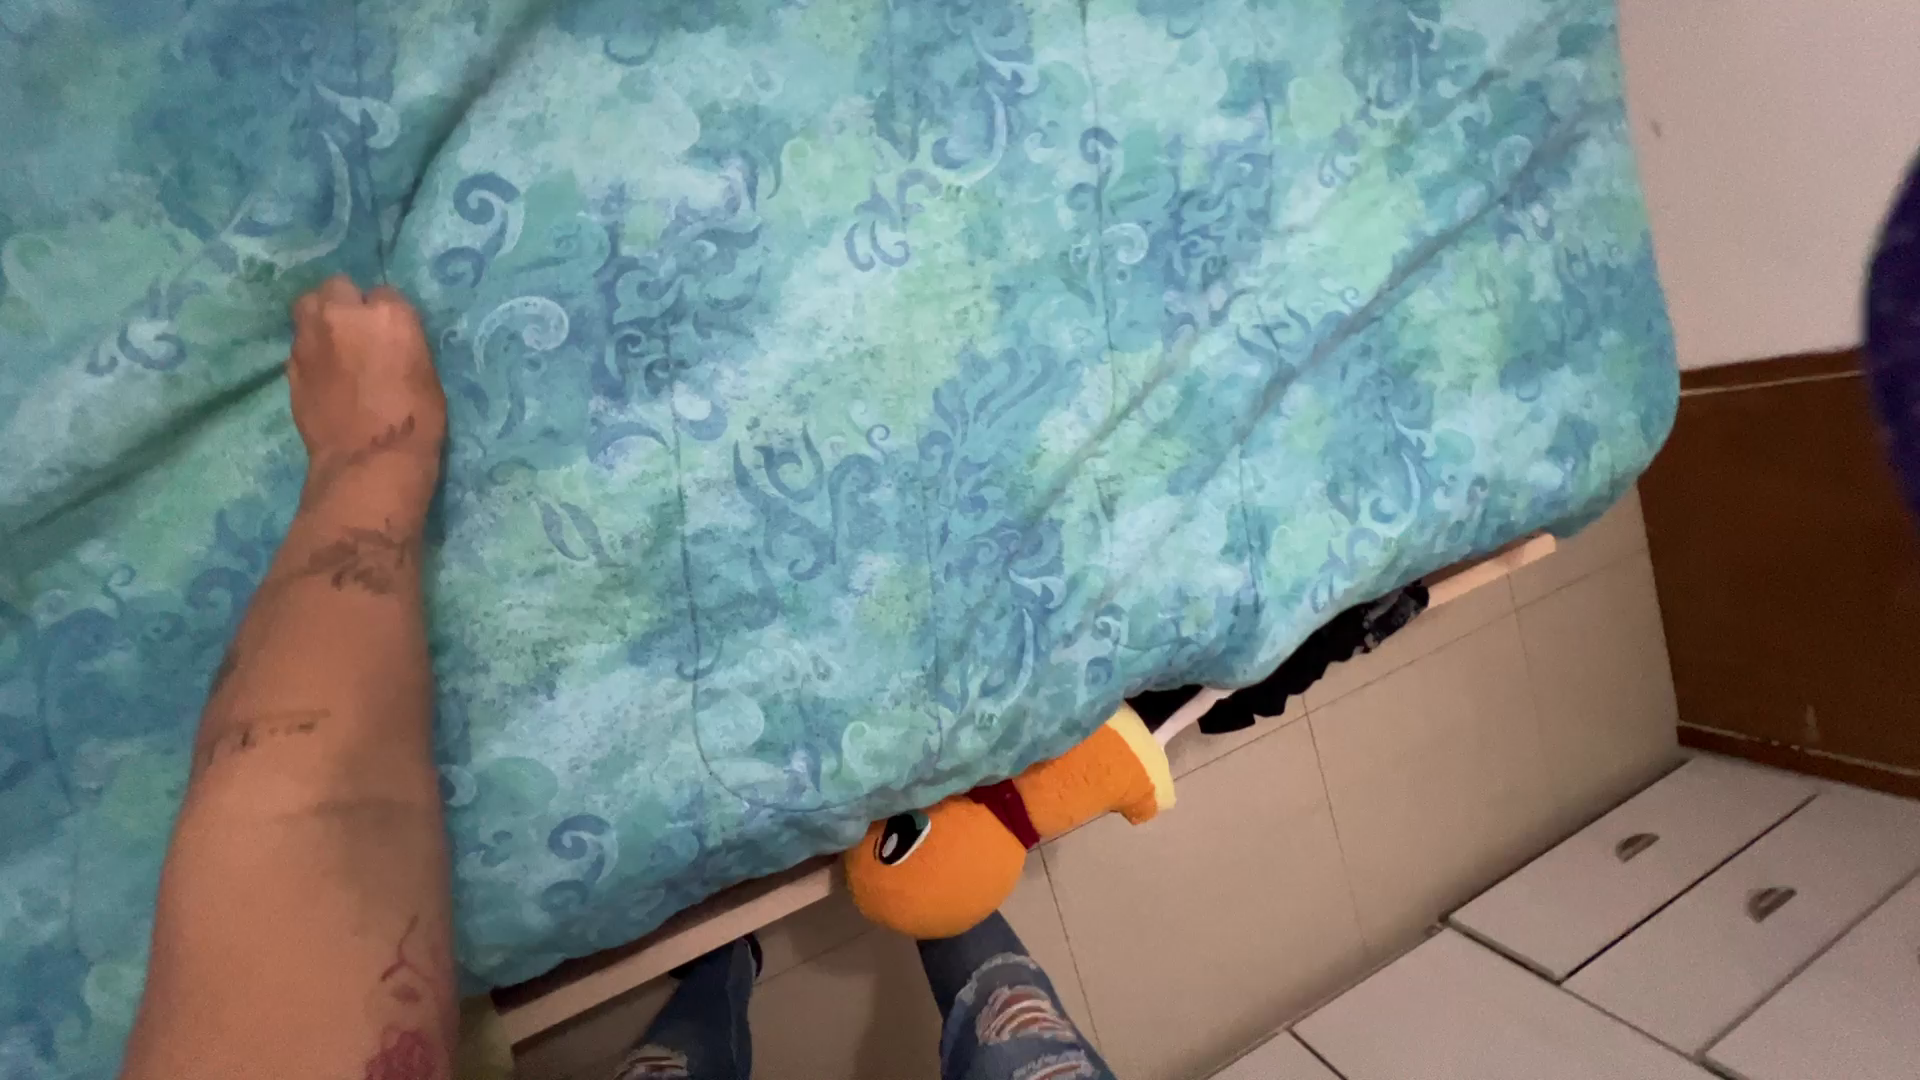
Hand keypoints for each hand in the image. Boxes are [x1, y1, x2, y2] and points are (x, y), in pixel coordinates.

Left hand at [289, 276, 446, 520]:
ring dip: (324, 316)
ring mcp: (308, 335)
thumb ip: (402, 344)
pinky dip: (314, 347)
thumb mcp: (426, 374)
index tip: (397, 331)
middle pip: (338, 287)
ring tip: (340, 342)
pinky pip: (302, 340)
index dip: (391, 313)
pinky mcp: (289, 360)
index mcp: (388, 315)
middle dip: (350, 302)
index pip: (387, 293)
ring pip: (310, 305)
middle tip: (363, 329)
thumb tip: (388, 338)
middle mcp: (342, 314)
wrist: (370, 457)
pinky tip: (329, 369)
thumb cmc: (417, 419)